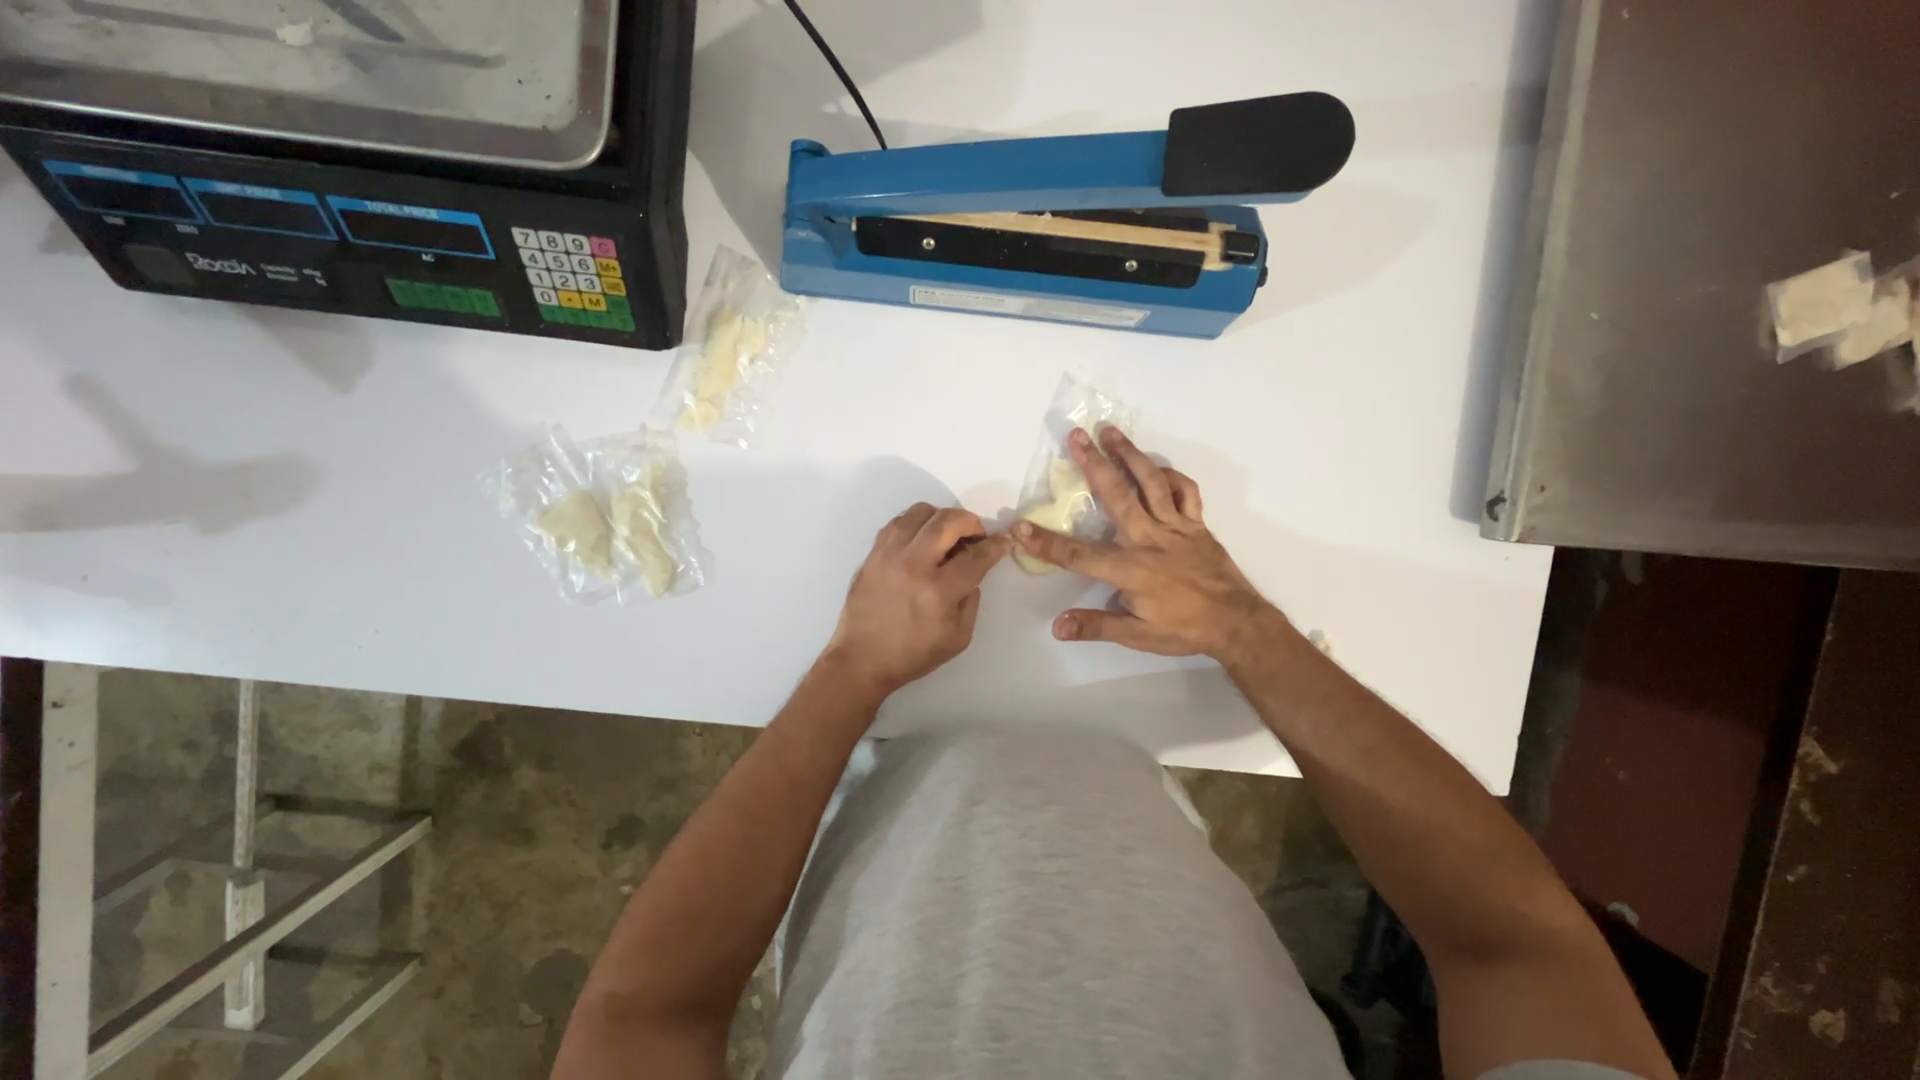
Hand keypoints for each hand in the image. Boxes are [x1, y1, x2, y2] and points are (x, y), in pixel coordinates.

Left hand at [825, 503, 1010, 696]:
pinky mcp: (873, 554)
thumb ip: (971, 600)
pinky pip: (898, 522)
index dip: (996, 545)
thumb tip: (973, 570)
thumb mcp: (958, 637)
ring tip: (947, 535)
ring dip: (942, 518)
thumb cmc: (912, 654)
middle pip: (948, 521)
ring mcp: (889, 555)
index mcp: (938, 591)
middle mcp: (913, 565)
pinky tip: (922, 539)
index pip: (976, 556)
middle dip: (971, 522)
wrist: (862, 659)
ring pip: (921, 512)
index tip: (1004, 541)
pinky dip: (917, 523)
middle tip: (975, 536)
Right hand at [1012, 427, 1292, 662]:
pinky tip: (1156, 467)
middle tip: (1075, 436)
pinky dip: (1171, 475)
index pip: (1079, 555)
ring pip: (1150, 482)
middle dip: (1092, 464)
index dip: (1047, 543)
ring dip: (1129, 454)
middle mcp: (1149, 540)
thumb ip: (1097, 626)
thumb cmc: (1184, 629)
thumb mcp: (1137, 636)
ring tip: (1110, 431)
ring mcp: (1175, 527)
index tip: (1019, 527)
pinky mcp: (1196, 524)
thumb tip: (1058, 626)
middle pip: (1116, 495)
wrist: (1236, 623)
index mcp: (1131, 569)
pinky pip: (1185, 491)